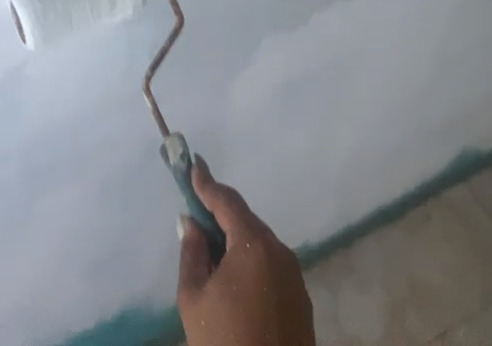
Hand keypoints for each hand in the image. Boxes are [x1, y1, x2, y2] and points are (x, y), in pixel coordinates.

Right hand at [177, 158, 314, 345]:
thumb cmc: (224, 339)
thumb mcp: (194, 297)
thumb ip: (192, 252)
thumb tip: (191, 222)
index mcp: (253, 245)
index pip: (227, 201)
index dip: (207, 182)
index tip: (193, 163)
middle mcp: (280, 251)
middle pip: (245, 221)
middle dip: (220, 214)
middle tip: (195, 212)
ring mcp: (295, 275)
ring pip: (259, 244)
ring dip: (236, 240)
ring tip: (210, 252)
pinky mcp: (301, 298)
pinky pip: (271, 265)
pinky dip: (251, 261)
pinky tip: (234, 279)